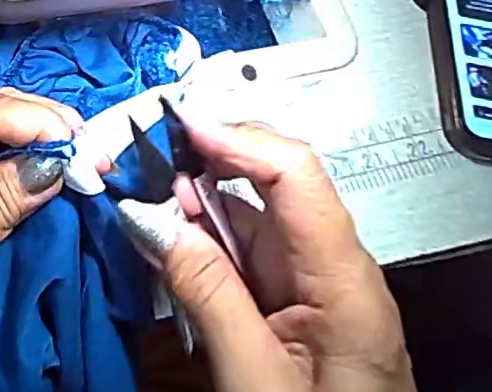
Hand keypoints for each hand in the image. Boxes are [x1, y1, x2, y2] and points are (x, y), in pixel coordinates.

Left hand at [0, 89, 80, 391]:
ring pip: (6, 150)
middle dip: (49, 130)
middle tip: (97, 154)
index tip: (85, 147)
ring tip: (90, 165)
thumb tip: (53, 160)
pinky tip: (62, 185)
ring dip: (48, 152)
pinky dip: (37, 180)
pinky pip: (4, 184)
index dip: (39, 121)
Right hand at [116, 116, 413, 391]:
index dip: (236, 138)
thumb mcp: (258, 383)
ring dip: (193, 200)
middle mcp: (330, 262)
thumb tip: (148, 217)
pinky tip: (169, 242)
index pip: (296, 174)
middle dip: (205, 161)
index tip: (179, 126)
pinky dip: (198, 233)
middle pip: (269, 178)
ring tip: (147, 208)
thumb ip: (206, 294)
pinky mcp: (288, 291)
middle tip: (147, 165)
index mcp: (344, 280)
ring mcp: (308, 275)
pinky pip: (238, 241)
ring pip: (245, 207)